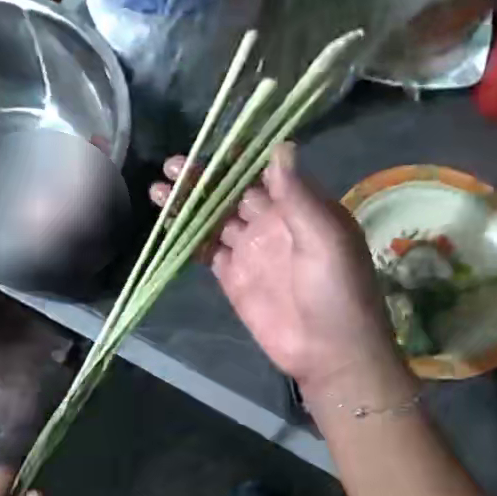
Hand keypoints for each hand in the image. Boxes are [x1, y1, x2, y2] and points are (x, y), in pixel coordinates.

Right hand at [150, 143, 408, 399]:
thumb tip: (280, 145)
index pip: (264, 173)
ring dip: (188, 203)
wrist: (331, 353)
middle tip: (172, 165)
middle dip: (204, 178)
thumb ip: (299, 195)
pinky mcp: (233, 278)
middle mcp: (272, 223)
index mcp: (299, 208)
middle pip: (231, 192)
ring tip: (159, 188)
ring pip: (214, 218)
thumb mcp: (326, 238)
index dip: (238, 157)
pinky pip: (206, 251)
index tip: (212, 142)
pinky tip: (167, 223)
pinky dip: (188, 237)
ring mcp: (251, 251)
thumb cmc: (338, 290)